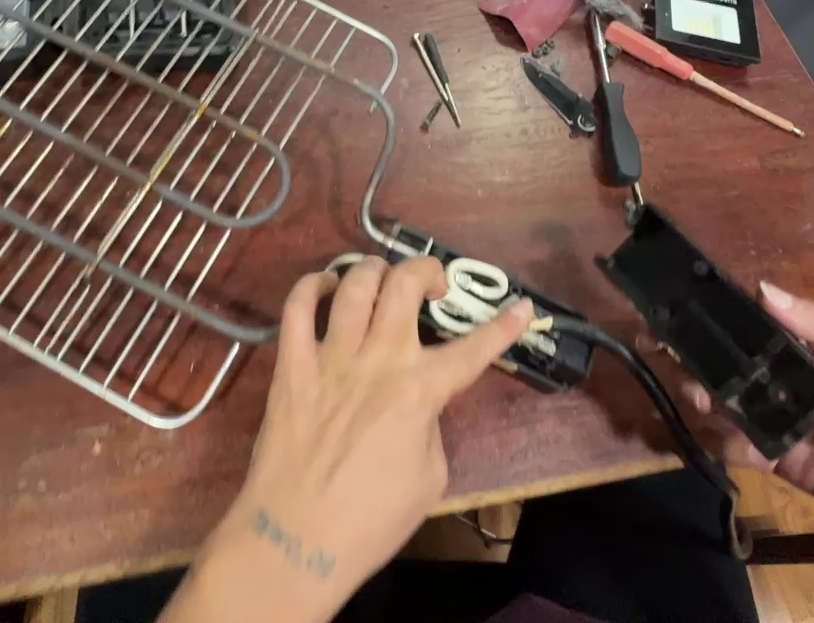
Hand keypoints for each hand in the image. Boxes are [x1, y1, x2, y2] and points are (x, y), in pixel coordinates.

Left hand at [163, 256, 533, 622]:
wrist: (296, 543)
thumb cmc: (371, 521)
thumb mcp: (430, 477)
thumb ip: (431, 423)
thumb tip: (420, 400)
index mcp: (419, 392)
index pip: (473, 350)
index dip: (504, 326)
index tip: (522, 307)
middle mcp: (378, 360)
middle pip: (404, 283)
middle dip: (428, 270)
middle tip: (433, 287)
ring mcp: (330, 357)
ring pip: (355, 283)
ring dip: (376, 270)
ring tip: (383, 282)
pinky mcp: (291, 364)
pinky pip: (296, 308)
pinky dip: (312, 286)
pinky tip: (327, 287)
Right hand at [660, 281, 813, 545]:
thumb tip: (760, 287)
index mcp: (799, 350)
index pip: (746, 324)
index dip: (708, 315)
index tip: (672, 305)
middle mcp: (778, 380)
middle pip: (720, 362)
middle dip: (688, 356)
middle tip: (659, 349)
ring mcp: (771, 419)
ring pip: (718, 401)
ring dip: (699, 395)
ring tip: (699, 399)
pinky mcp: (770, 458)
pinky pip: (732, 446)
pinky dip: (724, 443)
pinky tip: (732, 443)